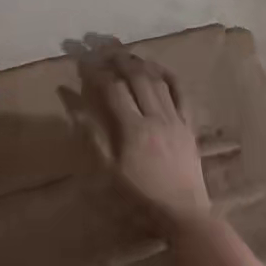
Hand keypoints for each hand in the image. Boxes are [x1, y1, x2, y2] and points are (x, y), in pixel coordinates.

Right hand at [82, 52, 212, 235]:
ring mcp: (176, 120)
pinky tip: (158, 67)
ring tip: (126, 53)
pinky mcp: (189, 126)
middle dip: (118, 59)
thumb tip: (75, 110)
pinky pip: (181, 93)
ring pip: (159, 81)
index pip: (113, 90)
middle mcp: (156, 118)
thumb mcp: (110, 173)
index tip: (83, 63)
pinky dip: (169, 76)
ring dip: (141, 63)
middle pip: (137, 78)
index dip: (97, 73)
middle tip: (103, 48)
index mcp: (134, 130)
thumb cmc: (140, 199)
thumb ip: (93, 138)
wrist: (184, 216)